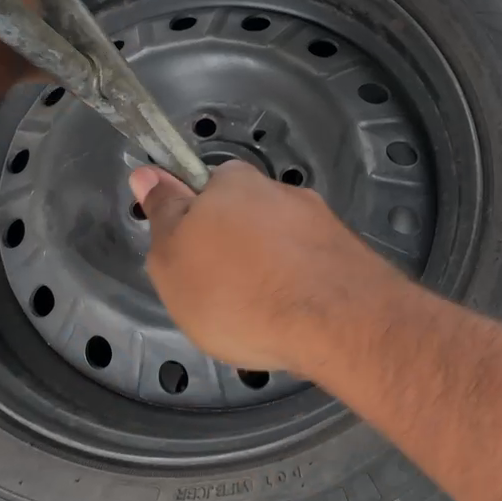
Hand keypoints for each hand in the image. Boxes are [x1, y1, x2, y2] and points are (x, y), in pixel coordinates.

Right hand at [129, 164, 409, 375]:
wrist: (336, 324)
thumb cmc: (243, 294)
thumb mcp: (173, 260)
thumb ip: (163, 216)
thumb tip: (149, 176)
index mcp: (235, 182)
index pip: (203, 187)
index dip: (192, 222)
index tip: (192, 257)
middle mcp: (284, 193)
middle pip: (248, 217)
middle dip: (236, 248)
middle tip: (223, 291)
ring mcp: (324, 224)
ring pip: (284, 244)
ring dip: (274, 269)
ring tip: (262, 312)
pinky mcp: (352, 256)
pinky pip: (315, 268)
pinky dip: (304, 287)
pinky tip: (296, 317)